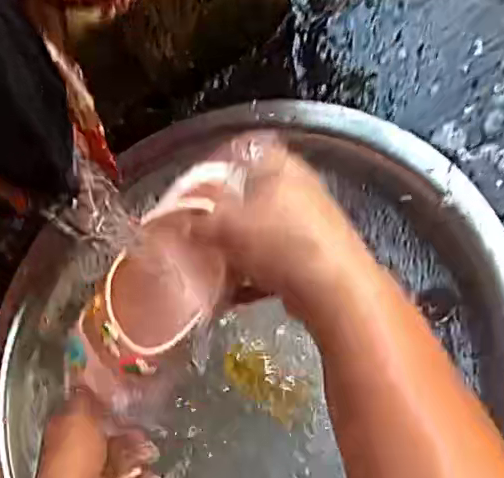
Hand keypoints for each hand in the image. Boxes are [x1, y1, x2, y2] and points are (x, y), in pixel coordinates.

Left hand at [34, 393, 159, 477]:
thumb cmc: (73, 458)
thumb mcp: (79, 415)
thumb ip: (86, 398)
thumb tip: (87, 379)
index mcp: (66, 429)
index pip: (86, 411)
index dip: (107, 404)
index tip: (130, 398)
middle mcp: (76, 452)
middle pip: (105, 436)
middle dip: (127, 430)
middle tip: (147, 427)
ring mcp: (91, 476)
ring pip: (118, 460)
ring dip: (136, 454)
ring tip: (152, 451)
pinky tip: (153, 475)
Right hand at [187, 135, 373, 312]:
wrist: (331, 289)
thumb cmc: (283, 243)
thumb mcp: (227, 226)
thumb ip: (196, 221)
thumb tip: (173, 222)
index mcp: (277, 164)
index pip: (235, 153)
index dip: (207, 172)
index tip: (188, 196)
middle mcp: (294, 189)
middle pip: (244, 199)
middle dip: (217, 222)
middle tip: (195, 239)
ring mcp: (303, 227)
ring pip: (256, 235)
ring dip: (231, 255)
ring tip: (210, 272)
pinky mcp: (307, 262)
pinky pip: (268, 267)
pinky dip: (247, 281)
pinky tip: (230, 297)